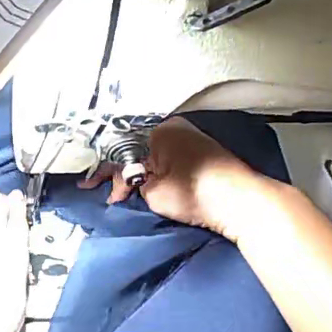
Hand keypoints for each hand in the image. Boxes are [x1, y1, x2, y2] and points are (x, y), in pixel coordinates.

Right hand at [79, 118, 266, 239]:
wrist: (242, 202)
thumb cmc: (194, 192)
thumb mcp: (151, 190)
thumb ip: (131, 182)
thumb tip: (122, 184)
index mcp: (159, 131)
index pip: (120, 148)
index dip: (103, 169)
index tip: (89, 183)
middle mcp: (175, 129)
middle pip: (136, 148)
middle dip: (119, 171)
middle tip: (103, 190)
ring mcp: (190, 139)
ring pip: (152, 155)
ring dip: (136, 173)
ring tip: (122, 193)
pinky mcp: (203, 154)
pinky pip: (167, 159)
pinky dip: (153, 172)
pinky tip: (144, 185)